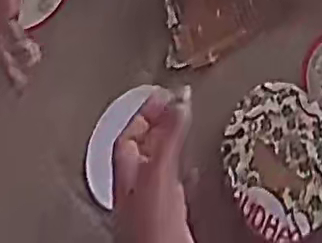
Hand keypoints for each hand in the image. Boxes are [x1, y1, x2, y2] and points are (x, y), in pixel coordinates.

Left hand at [114, 86, 195, 242]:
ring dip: (173, 143)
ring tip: (188, 127)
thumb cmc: (151, 232)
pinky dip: (185, 170)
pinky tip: (195, 171)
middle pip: (143, 147)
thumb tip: (180, 99)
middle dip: (160, 123)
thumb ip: (168, 137)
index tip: (164, 91)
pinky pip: (175, 185)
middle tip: (178, 104)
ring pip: (159, 165)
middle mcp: (135, 191)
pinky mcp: (168, 221)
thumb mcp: (159, 173)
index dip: (144, 111)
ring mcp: (150, 206)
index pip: (128, 133)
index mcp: (126, 176)